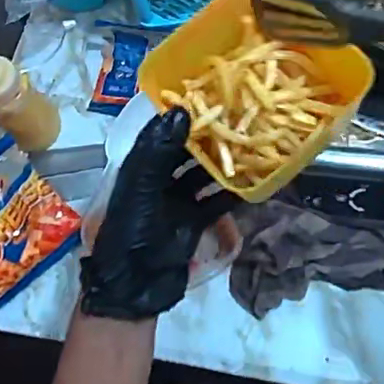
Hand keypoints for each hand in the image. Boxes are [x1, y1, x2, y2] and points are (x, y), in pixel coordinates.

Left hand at [79, 108, 236, 319]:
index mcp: (140, 167)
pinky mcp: (193, 222)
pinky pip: (214, 202)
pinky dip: (230, 194)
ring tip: (250, 145)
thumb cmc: (131, 230)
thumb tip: (181, 110)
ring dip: (222, 164)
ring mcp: (177, 201)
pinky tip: (252, 183)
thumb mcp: (142, 186)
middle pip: (186, 152)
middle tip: (239, 119)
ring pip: (203, 176)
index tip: (211, 97)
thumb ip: (159, 150)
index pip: (163, 133)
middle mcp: (158, 180)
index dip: (184, 116)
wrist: (133, 286)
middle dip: (209, 138)